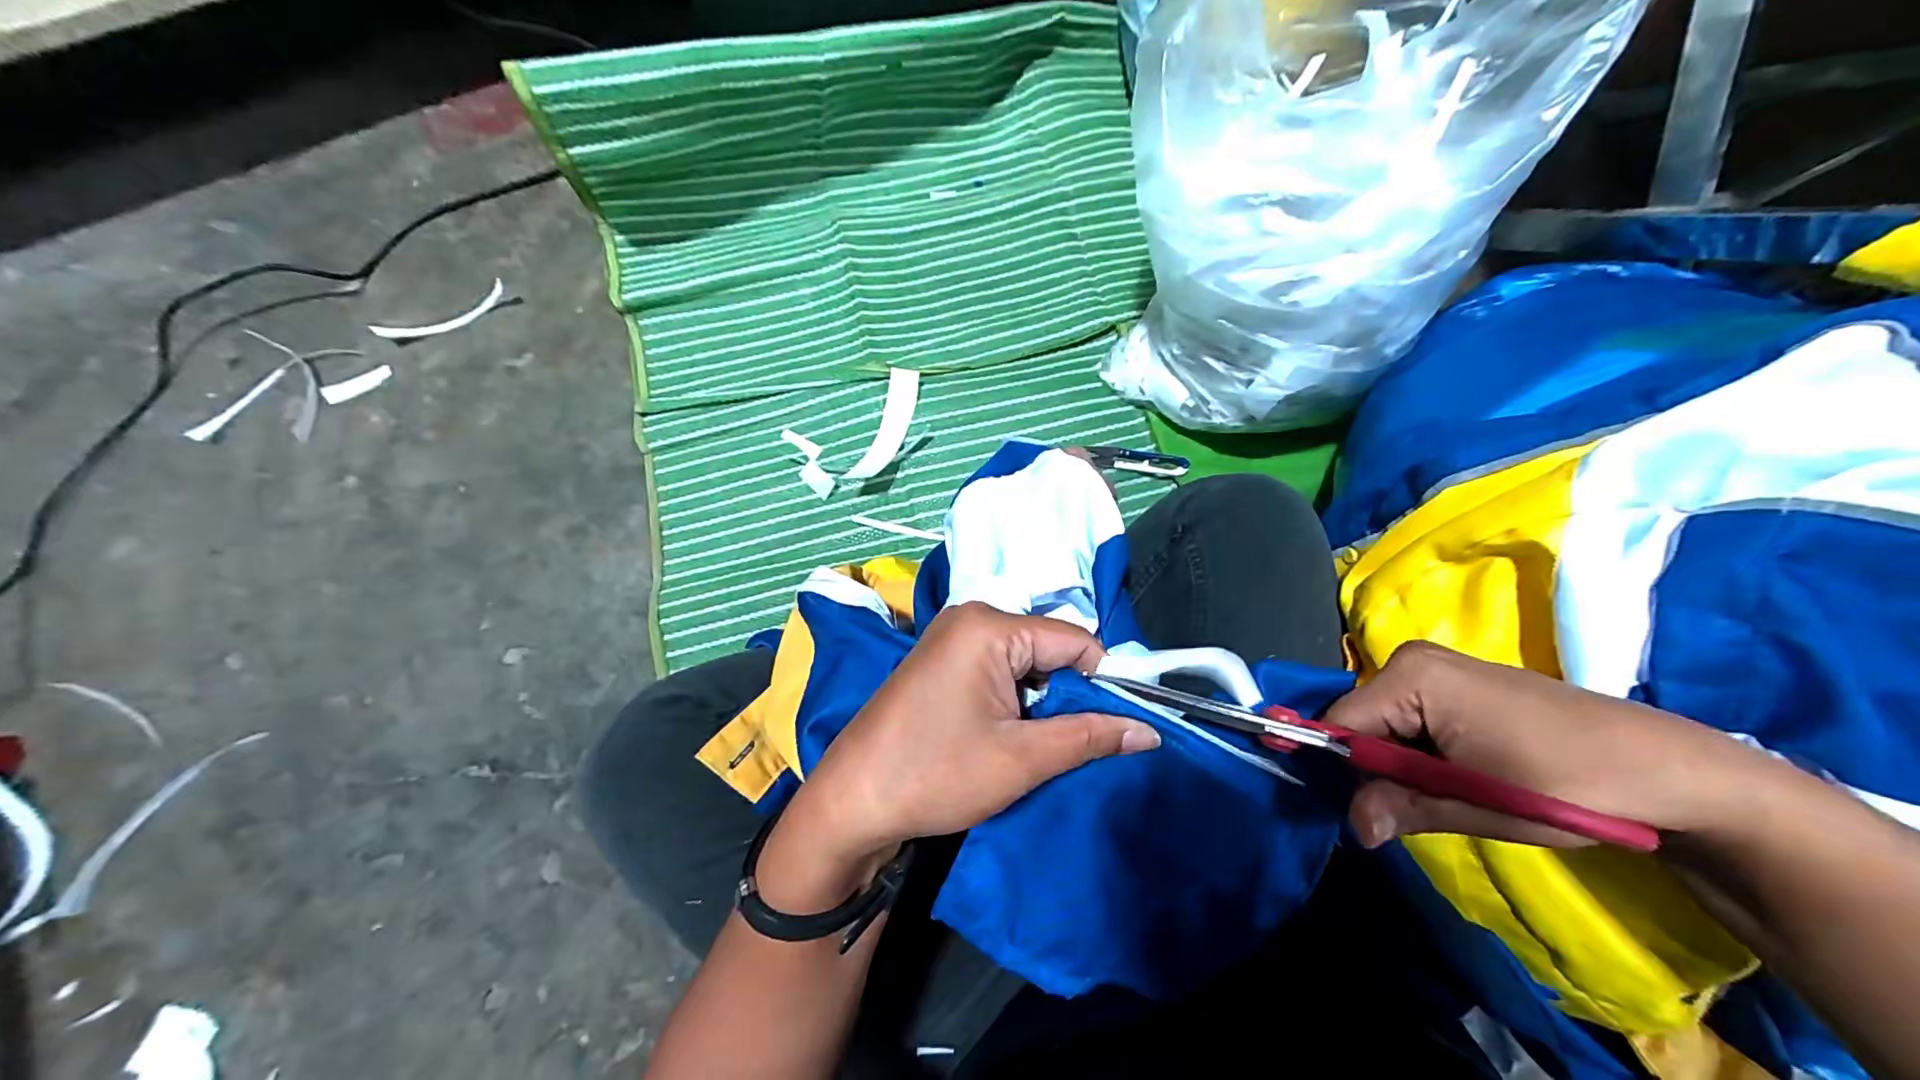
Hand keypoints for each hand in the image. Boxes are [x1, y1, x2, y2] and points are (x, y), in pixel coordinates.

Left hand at [760, 604, 1159, 906]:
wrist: (851, 801)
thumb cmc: (935, 774)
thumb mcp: (1021, 759)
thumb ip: (1089, 737)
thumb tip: (1150, 730)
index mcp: (989, 626)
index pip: (1075, 640)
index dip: (1103, 683)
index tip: (1117, 727)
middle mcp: (970, 618)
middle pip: (1050, 648)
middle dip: (1068, 695)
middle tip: (1070, 744)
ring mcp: (951, 638)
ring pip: (1026, 663)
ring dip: (1040, 703)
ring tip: (1034, 746)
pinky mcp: (941, 661)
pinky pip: (998, 670)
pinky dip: (1014, 700)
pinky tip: (1007, 736)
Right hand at [1328, 641, 1777, 848]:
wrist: (1674, 771)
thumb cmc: (1575, 783)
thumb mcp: (1485, 804)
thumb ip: (1407, 808)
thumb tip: (1354, 829)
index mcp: (1412, 676)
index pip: (1341, 724)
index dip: (1343, 771)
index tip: (1360, 813)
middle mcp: (1413, 660)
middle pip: (1360, 722)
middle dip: (1376, 770)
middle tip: (1412, 812)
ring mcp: (1435, 667)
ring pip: (1383, 724)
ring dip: (1401, 766)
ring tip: (1448, 796)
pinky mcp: (1455, 682)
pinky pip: (1408, 717)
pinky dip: (1419, 752)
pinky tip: (1457, 776)